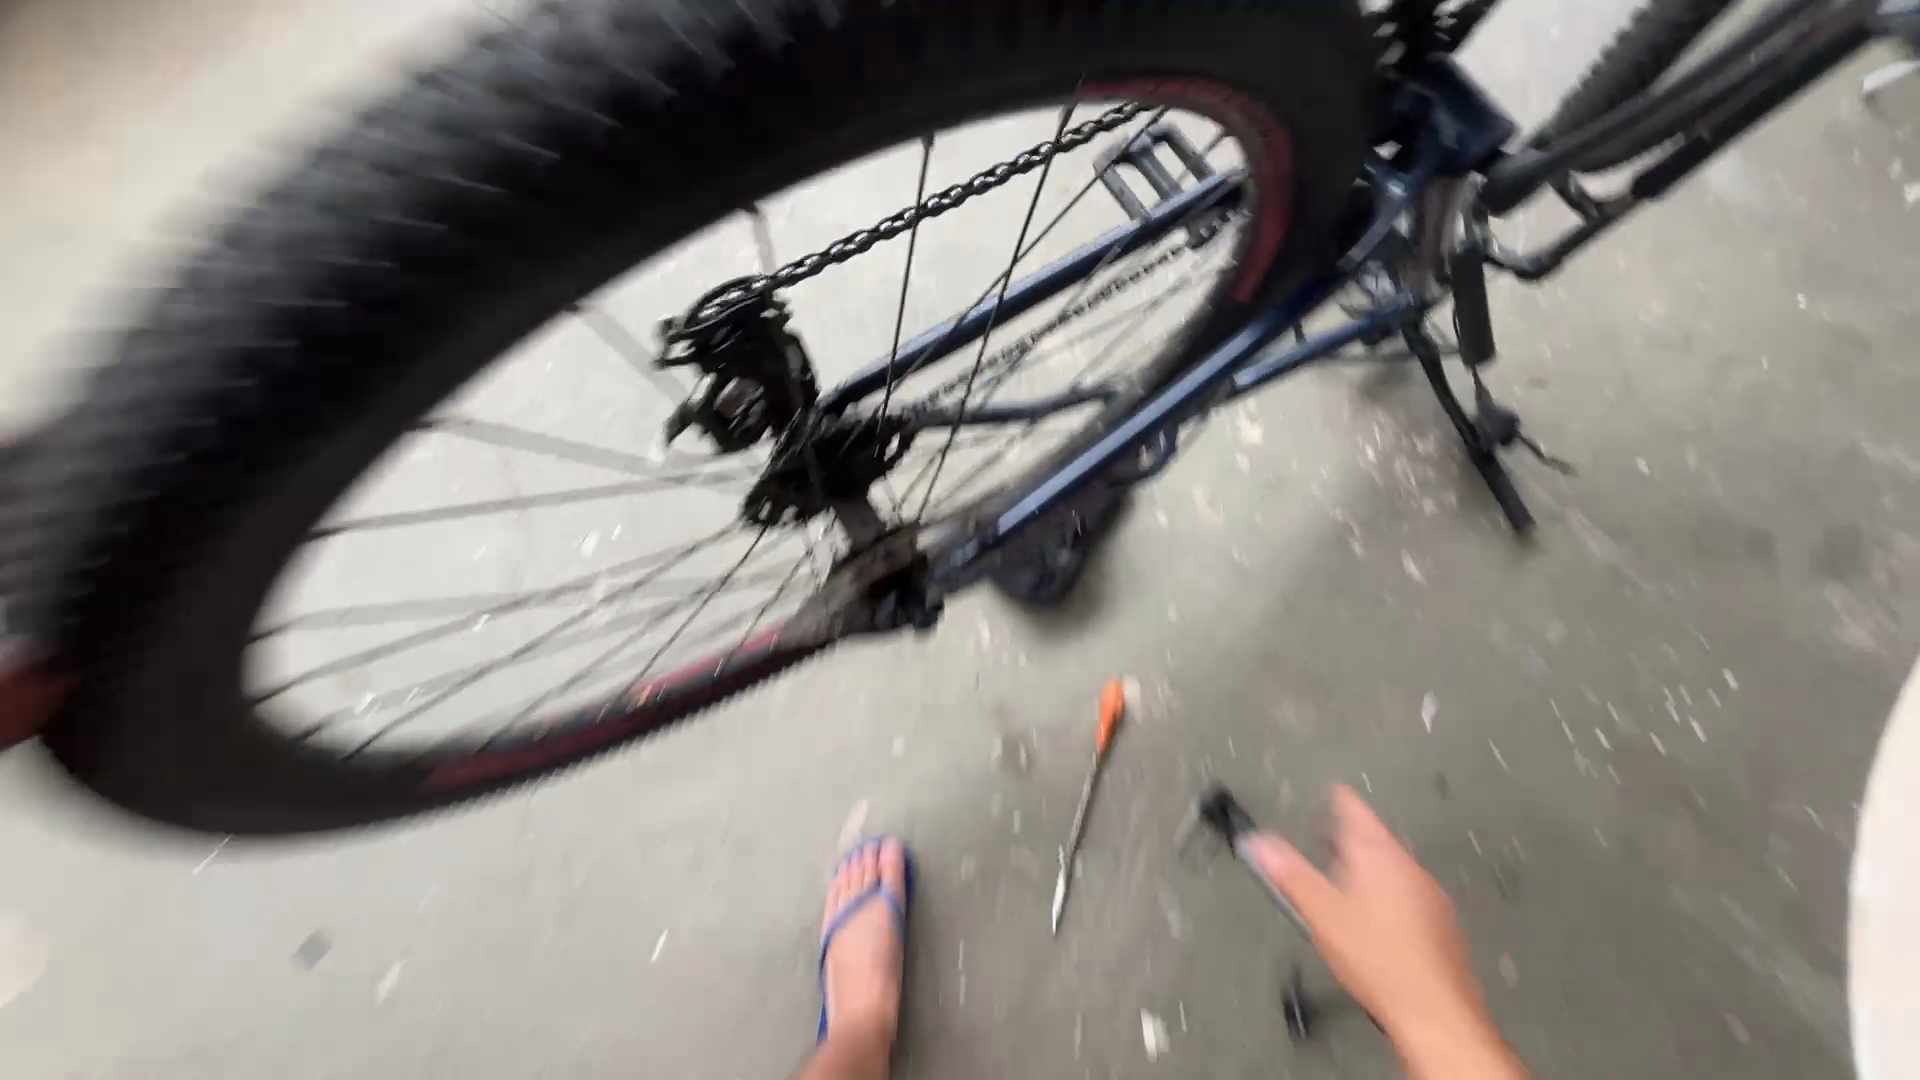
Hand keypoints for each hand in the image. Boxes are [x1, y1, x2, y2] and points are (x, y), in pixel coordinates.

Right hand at [1244, 785, 1524, 1079]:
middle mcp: (1409, 870)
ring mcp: (1430, 898)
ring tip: (1345, 878)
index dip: (1338, 799)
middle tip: (1329, 835)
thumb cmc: (1381, 961)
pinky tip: (1375, 919)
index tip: (1333, 790)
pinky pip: (1410, 895)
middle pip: (1375, 839)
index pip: (1356, 811)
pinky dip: (1388, 895)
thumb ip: (1286, 871)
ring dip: (1368, 867)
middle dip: (1349, 838)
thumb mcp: (1319, 910)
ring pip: (1393, 868)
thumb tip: (1258, 842)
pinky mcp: (1441, 927)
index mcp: (1379, 856)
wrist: (1436, 1013)